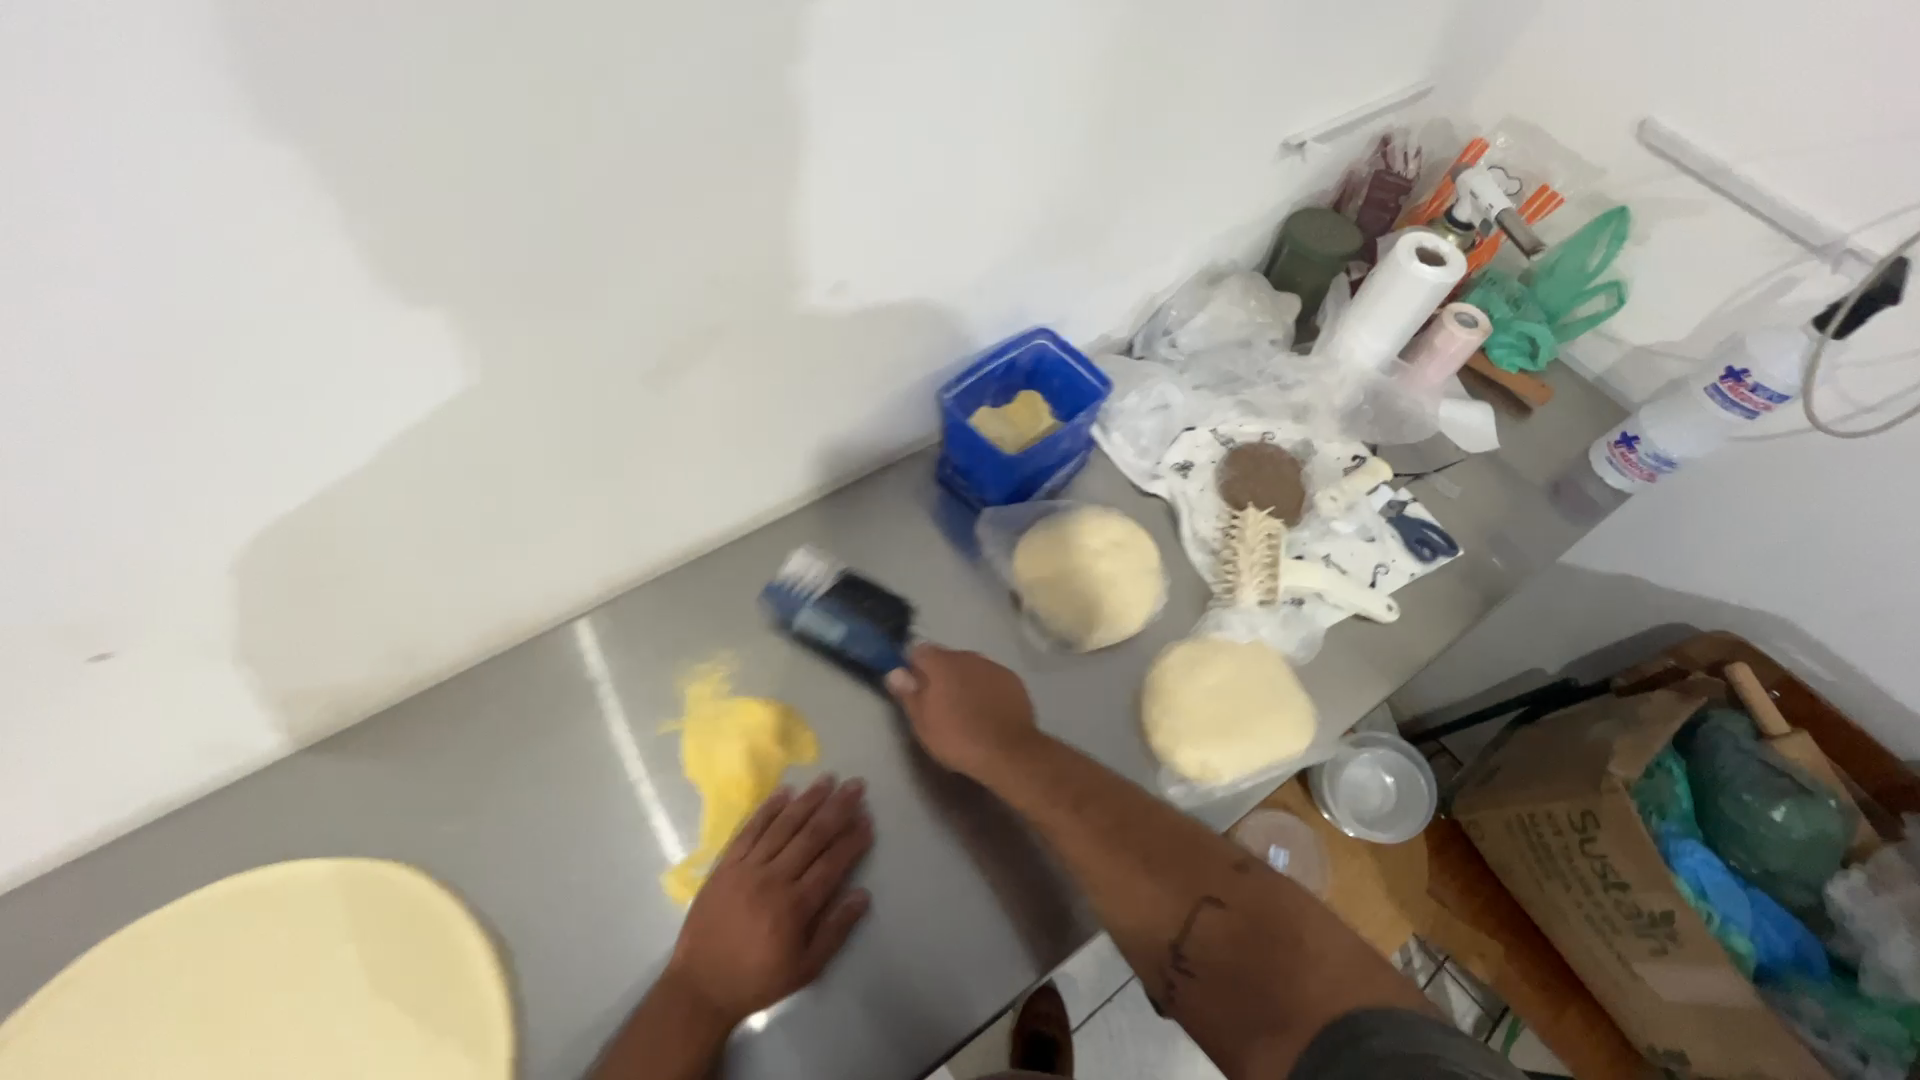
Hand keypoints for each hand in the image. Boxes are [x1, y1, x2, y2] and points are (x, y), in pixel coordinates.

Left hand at [665, 776, 872, 1026]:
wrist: (700, 986)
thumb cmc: (758, 979)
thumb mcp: (806, 968)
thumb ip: (836, 930)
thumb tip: (863, 895)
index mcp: (795, 906)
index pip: (832, 863)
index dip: (852, 840)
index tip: (868, 820)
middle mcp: (773, 880)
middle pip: (811, 836)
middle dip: (837, 809)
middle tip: (856, 786)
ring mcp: (746, 869)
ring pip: (783, 826)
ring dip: (808, 800)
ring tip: (827, 779)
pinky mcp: (725, 865)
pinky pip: (749, 830)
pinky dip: (768, 809)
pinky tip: (785, 792)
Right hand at [885, 644, 1041, 779]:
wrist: (1008, 751)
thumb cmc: (957, 738)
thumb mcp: (922, 722)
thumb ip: (908, 693)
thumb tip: (895, 672)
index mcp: (941, 663)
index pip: (918, 651)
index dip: (913, 668)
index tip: (913, 688)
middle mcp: (967, 656)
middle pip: (946, 658)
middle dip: (940, 675)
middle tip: (938, 704)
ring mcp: (993, 666)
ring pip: (970, 667)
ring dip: (964, 681)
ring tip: (965, 709)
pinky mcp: (1013, 680)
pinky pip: (991, 678)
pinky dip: (986, 688)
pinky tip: (987, 710)